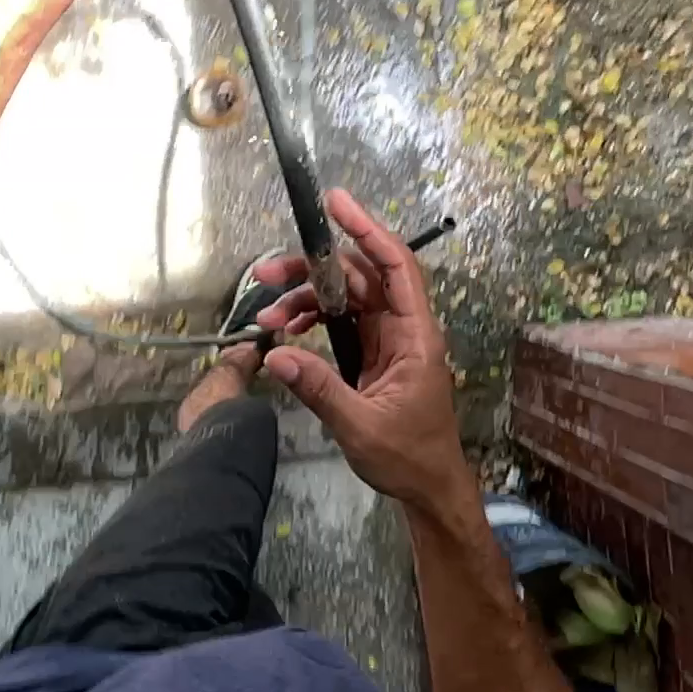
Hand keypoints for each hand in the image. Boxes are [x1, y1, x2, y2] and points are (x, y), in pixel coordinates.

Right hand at [255, 191, 470, 510]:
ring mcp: (386, 339)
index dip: (367, 230)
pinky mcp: (372, 353)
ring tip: (266, 314)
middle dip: (312, 270)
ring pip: (344, 298)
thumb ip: (319, 388)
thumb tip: (276, 355)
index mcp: (415, 336)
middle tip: (265, 273)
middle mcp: (402, 328)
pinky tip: (286, 331)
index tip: (335, 204)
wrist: (427, 487)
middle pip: (359, 278)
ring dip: (305, 299)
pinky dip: (312, 321)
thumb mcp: (360, 426)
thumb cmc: (408, 457)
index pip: (395, 267)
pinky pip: (340, 322)